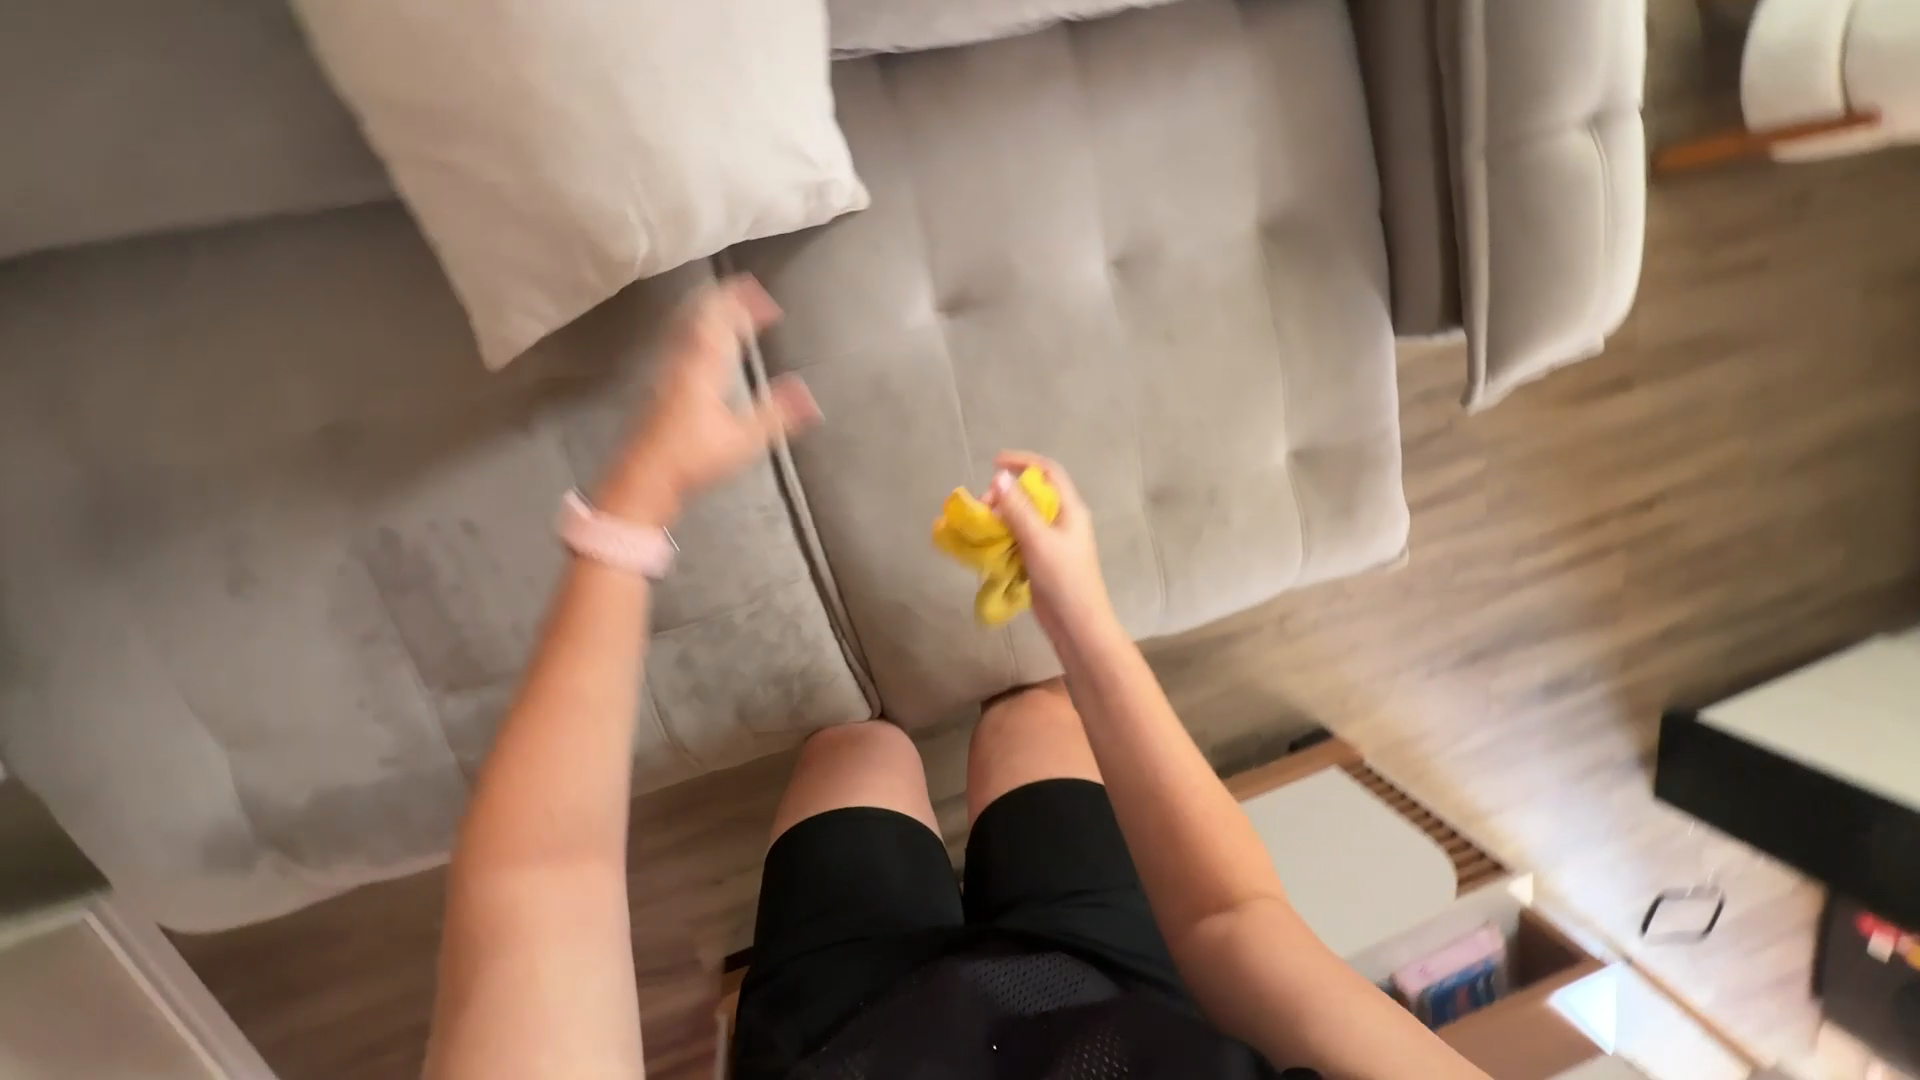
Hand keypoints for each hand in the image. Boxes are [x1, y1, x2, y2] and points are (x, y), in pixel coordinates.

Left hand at [597, 277, 819, 524]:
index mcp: (704, 366)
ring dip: (706, 311)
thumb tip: (810, 396)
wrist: (644, 478)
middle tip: (747, 294)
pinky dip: (694, 329)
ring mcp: (665, 370)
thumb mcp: (744, 439)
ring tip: (726, 309)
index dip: (745, 305)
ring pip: (684, 324)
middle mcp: (682, 359)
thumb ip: (777, 415)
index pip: (723, 320)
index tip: (769, 306)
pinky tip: (700, 343)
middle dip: (724, 298)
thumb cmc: (694, 457)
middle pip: (698, 314)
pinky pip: (677, 340)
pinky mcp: (657, 385)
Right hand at [986, 451, 1116, 637]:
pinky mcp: (1042, 558)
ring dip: (1002, 515)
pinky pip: (1020, 536)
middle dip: (1006, 494)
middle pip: (1032, 493)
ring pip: (1023, 516)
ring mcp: (1052, 540)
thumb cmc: (1063, 578)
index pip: (1048, 472)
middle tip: (983, 506)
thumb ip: (1018, 509)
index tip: (994, 462)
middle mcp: (1062, 520)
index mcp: (1070, 509)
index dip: (1023, 462)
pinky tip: (988, 541)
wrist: (1076, 622)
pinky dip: (1003, 534)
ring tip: (982, 524)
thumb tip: (999, 477)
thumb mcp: (1038, 540)